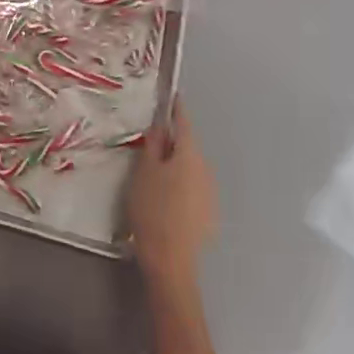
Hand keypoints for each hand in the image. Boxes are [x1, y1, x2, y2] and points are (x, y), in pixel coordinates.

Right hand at [126, 101, 215, 293]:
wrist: (170, 256)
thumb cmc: (151, 209)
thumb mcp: (143, 173)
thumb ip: (152, 146)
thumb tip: (159, 125)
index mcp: (189, 156)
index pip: (184, 124)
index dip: (176, 110)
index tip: (172, 98)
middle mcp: (205, 169)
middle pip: (187, 147)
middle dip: (171, 141)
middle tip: (148, 140)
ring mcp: (210, 191)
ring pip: (190, 168)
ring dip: (174, 164)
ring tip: (152, 172)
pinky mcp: (208, 210)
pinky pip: (192, 187)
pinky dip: (179, 184)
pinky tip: (163, 197)